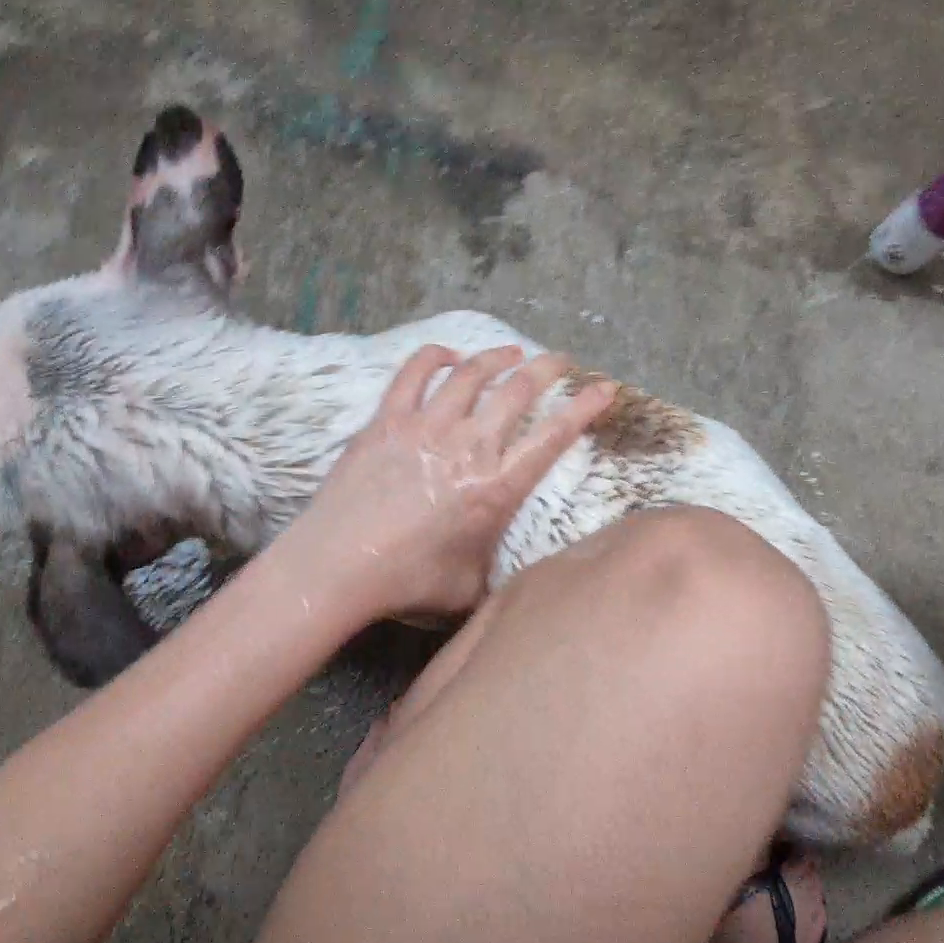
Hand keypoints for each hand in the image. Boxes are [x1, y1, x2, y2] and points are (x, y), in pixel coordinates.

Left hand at [290, 345, 616, 619]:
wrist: (339, 565)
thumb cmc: (410, 581)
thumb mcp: (472, 588)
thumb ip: (502, 576)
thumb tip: (520, 584)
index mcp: (497, 486)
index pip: (554, 434)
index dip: (585, 406)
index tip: (604, 388)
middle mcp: (469, 446)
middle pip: (518, 390)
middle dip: (548, 368)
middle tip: (561, 361)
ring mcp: (426, 427)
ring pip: (471, 373)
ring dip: (498, 357)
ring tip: (512, 353)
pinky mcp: (388, 420)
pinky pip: (414, 374)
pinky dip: (435, 357)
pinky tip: (447, 355)